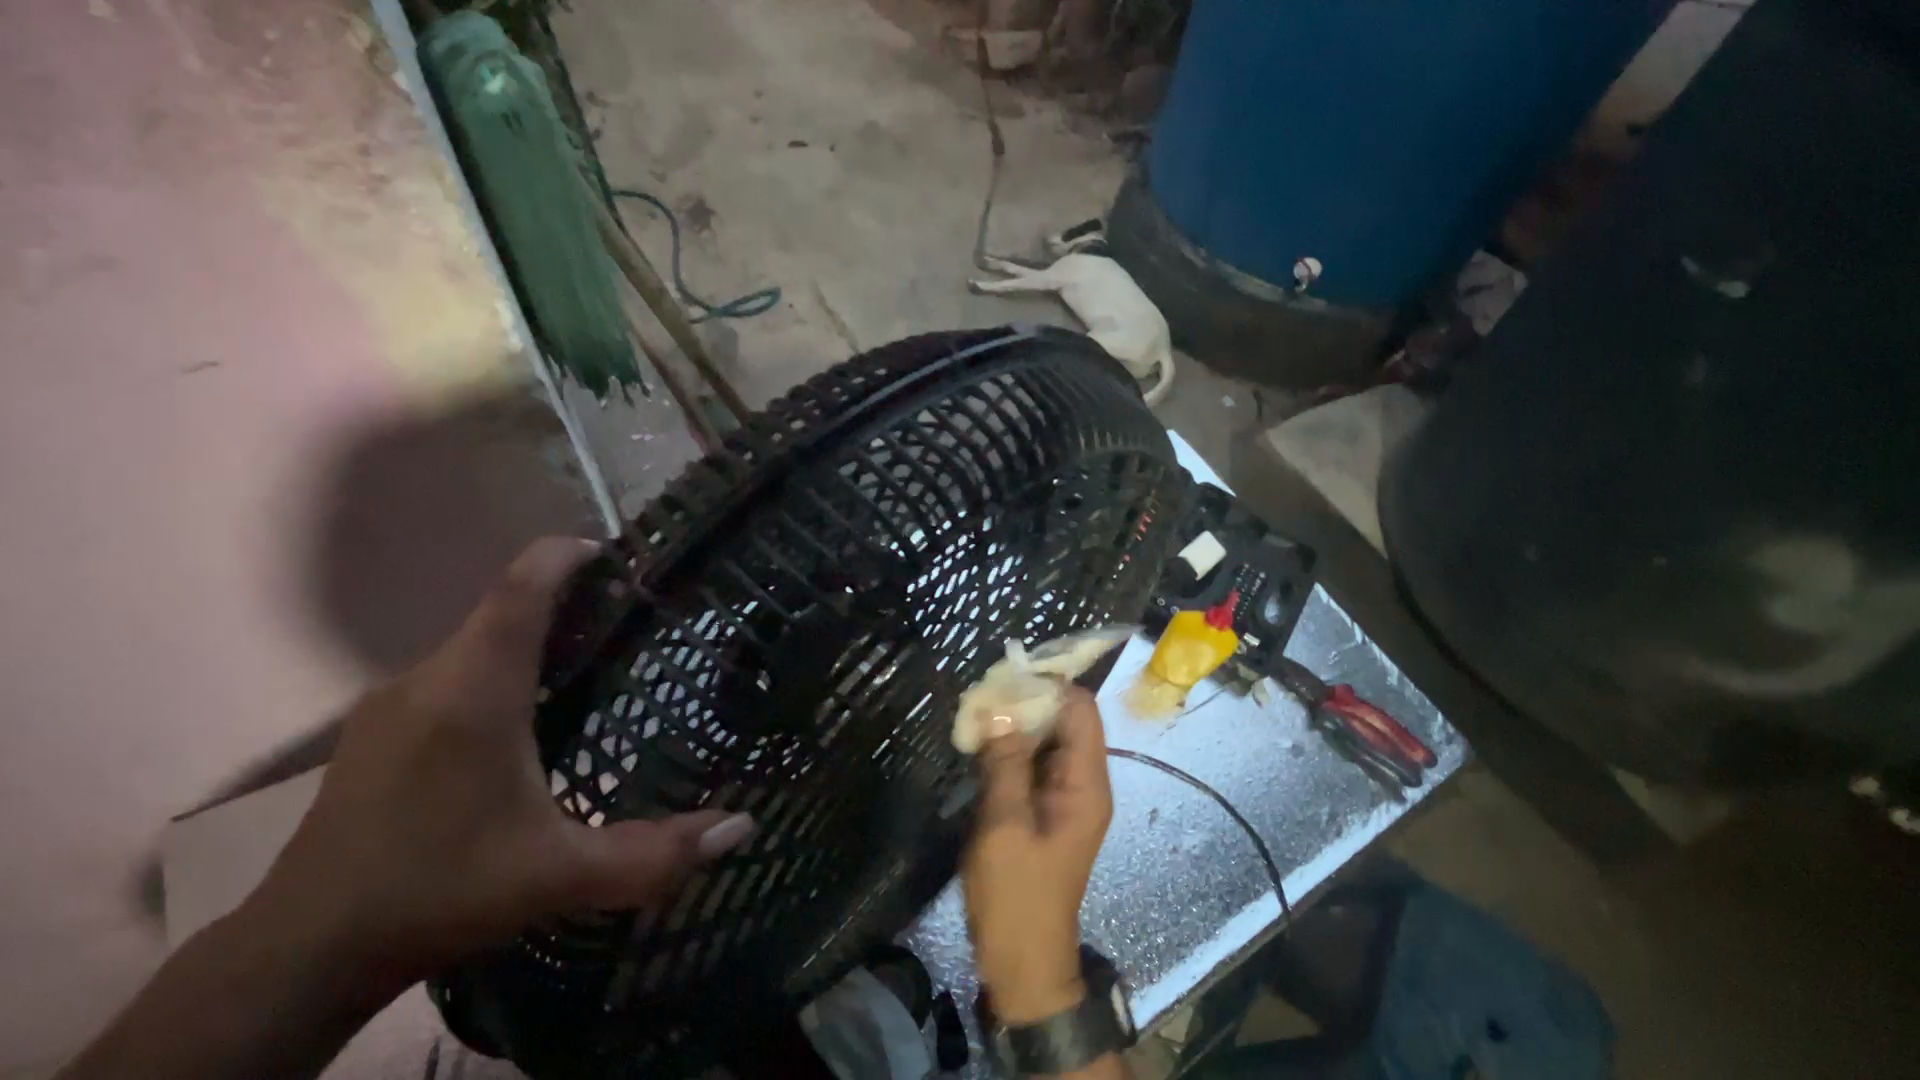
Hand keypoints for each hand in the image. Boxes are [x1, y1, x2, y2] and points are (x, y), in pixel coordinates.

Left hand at [246, 537, 755, 993]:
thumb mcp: (559, 876)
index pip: (521, 590)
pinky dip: (493, 672)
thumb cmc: (440, 893)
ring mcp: (389, 703)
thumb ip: (652, 854)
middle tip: (628, 623)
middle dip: (562, 602)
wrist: (305, 949)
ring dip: (527, 641)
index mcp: (474, 692)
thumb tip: (741, 825)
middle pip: (500, 611)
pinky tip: (520, 725)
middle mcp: (427, 679)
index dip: (564, 557)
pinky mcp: (371, 730)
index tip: (612, 553)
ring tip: (586, 671)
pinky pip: (448, 674)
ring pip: (472, 645)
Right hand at [962, 686, 1112, 1023]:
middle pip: (1064, 722)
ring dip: (1014, 726)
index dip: (1047, 685)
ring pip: (1045, 742)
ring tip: (973, 714)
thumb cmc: (1016, 895)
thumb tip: (999, 707)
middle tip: (979, 694)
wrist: (1022, 961)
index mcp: (1086, 785)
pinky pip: (1032, 766)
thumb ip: (1005, 763)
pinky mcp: (1044, 811)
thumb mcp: (1004, 825)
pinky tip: (978, 746)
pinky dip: (1009, 751)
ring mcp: (1064, 798)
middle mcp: (1083, 784)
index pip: (1080, 711)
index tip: (1003, 674)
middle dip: (1025, 703)